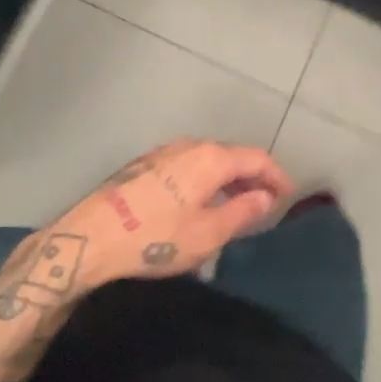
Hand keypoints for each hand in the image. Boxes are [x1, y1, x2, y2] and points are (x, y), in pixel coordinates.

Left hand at [50, 139, 294, 288]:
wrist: (93, 234)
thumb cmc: (156, 237)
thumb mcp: (207, 234)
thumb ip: (242, 213)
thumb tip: (265, 197)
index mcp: (211, 158)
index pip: (256, 158)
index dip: (276, 176)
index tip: (287, 196)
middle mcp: (191, 145)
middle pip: (232, 155)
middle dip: (252, 177)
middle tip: (264, 205)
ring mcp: (166, 151)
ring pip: (208, 159)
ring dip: (227, 179)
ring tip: (234, 206)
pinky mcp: (146, 164)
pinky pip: (188, 165)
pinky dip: (205, 180)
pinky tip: (200, 203)